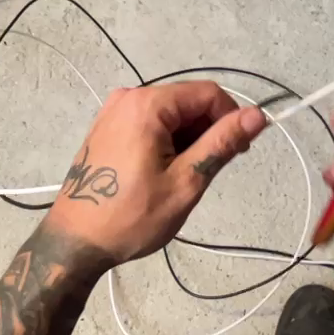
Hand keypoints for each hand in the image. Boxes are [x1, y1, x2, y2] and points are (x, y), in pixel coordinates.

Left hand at [41, 82, 267, 267]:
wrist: (76, 241)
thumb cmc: (133, 215)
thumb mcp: (186, 182)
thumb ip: (221, 143)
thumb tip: (257, 115)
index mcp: (147, 104)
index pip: (208, 93)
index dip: (231, 118)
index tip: (239, 152)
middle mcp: (128, 97)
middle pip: (187, 100)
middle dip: (208, 129)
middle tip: (212, 170)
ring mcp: (113, 110)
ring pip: (169, 112)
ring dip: (188, 138)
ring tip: (185, 177)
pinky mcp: (107, 126)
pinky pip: (149, 121)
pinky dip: (167, 140)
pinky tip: (164, 171)